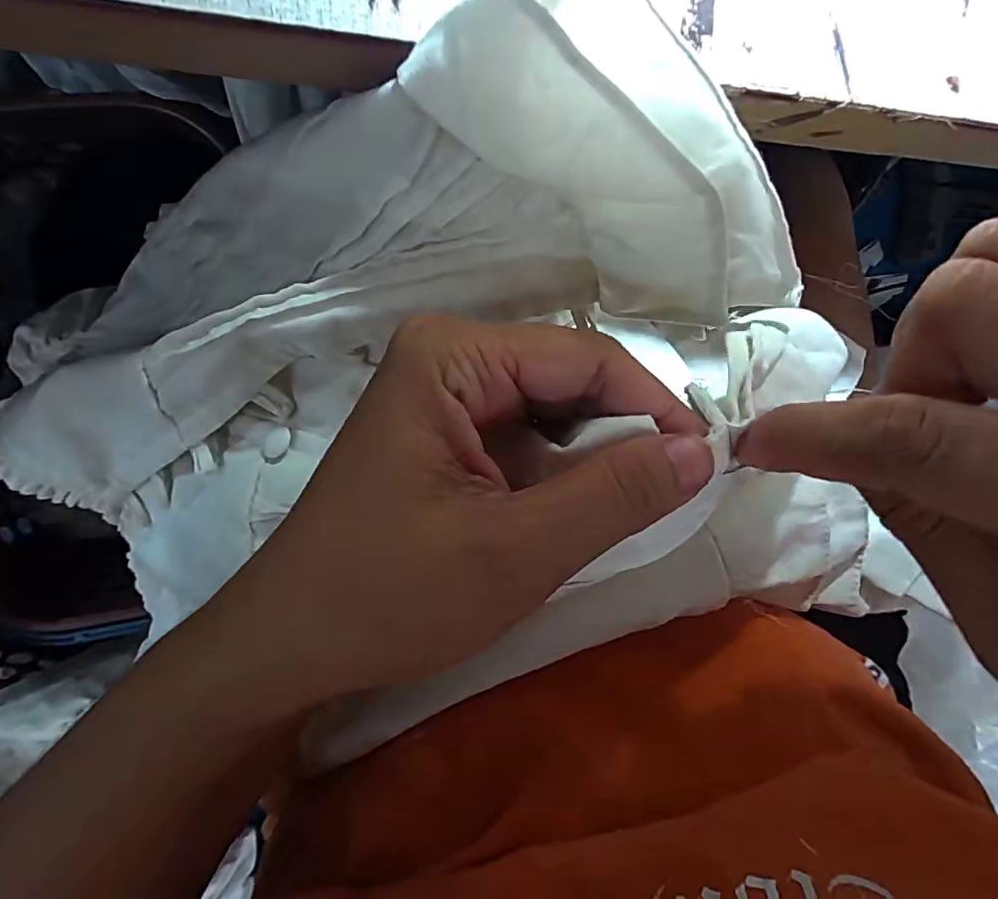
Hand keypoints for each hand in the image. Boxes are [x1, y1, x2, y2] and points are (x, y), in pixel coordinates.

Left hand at [186, 315, 714, 716]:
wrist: (290, 642)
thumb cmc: (388, 596)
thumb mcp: (514, 550)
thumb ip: (613, 494)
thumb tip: (702, 450)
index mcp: (449, 355)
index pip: (581, 357)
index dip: (652, 407)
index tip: (707, 465)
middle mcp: (442, 357)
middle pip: (563, 380)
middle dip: (617, 437)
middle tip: (665, 501)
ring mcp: (437, 396)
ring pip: (546, 412)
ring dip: (586, 462)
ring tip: (607, 520)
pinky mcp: (438, 435)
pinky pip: (518, 439)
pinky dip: (552, 477)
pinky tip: (557, 520)